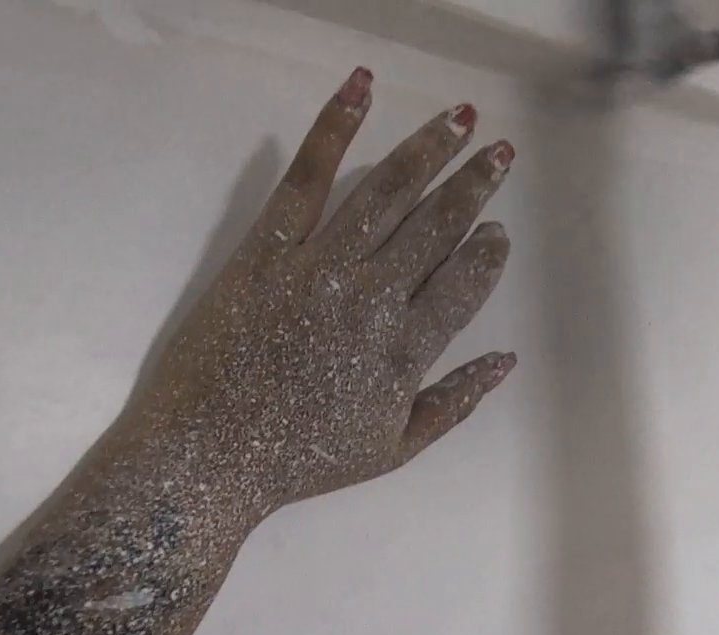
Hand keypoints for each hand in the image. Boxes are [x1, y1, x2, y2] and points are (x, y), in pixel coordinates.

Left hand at [132, 68, 516, 511]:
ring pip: (386, 193)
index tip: (498, 233)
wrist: (211, 455)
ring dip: (428, 149)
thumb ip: (454, 404)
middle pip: (435, 227)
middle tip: (499, 154)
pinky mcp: (267, 248)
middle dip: (475, 186)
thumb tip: (506, 363)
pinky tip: (362, 90)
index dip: (487, 253)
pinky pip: (307, 178)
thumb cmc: (304, 459)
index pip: (464, 284)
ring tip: (460, 118)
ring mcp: (318, 268)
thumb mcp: (393, 449)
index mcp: (405, 353)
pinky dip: (335, 127)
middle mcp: (371, 300)